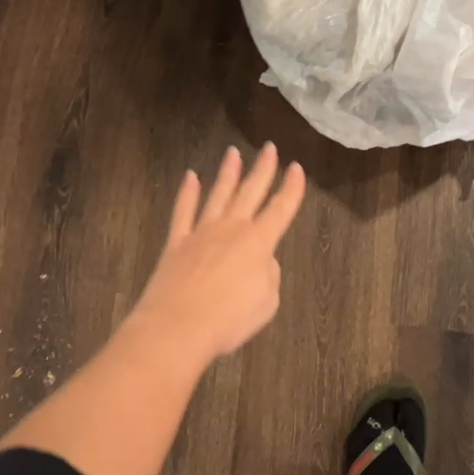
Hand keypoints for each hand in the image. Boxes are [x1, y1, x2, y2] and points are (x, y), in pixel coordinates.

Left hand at [126, 143, 305, 365]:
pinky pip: (183, 211)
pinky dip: (187, 192)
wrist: (177, 326)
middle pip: (250, 192)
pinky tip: (191, 176)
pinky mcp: (176, 242)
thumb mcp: (267, 303)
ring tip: (233, 152)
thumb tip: (261, 260)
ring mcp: (201, 232)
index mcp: (259, 242)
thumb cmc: (229, 320)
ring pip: (218, 194)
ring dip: (228, 172)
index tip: (296, 167)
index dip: (291, 188)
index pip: (280, 208)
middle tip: (269, 147)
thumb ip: (269, 275)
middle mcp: (232, 229)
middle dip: (263, 169)